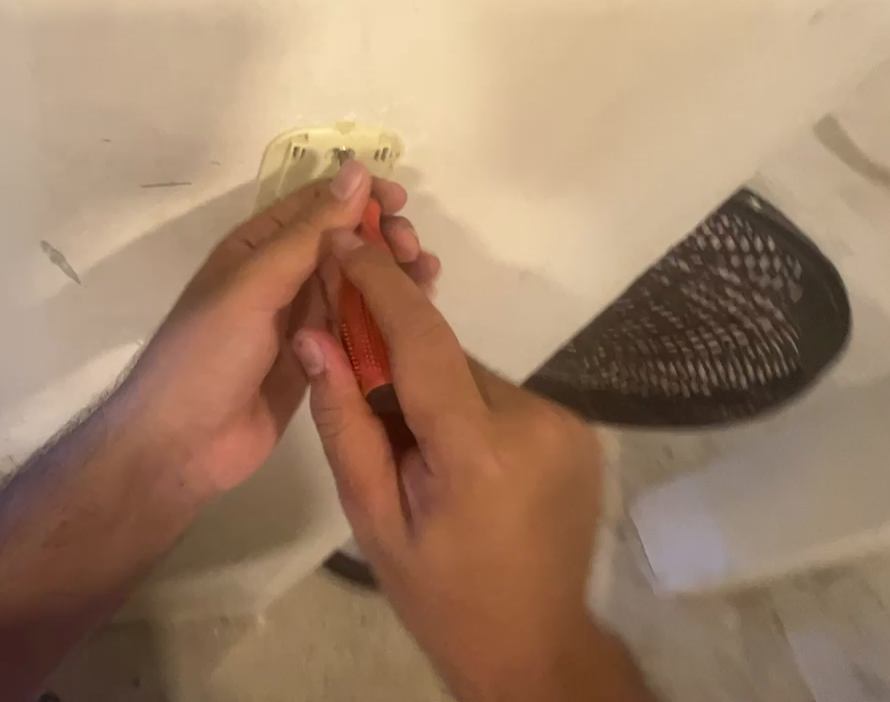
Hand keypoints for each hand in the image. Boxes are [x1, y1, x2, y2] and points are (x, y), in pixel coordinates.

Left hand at [111, 160, 432, 499]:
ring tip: (429, 273)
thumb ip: (307, 234)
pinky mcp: (316, 358)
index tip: (401, 199)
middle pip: (341, 244)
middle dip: (380, 238)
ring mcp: (299, 320)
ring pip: (354, 284)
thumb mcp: (255, 285)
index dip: (357, 196)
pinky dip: (385, 316)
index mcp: (257, 248)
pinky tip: (416, 312)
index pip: (314, 206)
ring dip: (389, 275)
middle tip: (414, 249)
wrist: (181, 443)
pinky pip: (356, 328)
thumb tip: (356, 172)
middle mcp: (280, 277)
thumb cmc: (208, 352)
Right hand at [295, 233, 652, 701]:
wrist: (536, 649)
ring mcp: (565, 424)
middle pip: (442, 353)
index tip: (344, 240)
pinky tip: (449, 449)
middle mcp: (534, 422)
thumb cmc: (439, 594)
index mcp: (477, 452)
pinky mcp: (576, 428)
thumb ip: (343, 420)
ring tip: (411, 439)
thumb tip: (313, 337)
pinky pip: (494, 391)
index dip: (379, 282)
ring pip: (467, 371)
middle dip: (393, 351)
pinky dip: (460, 400)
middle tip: (354, 367)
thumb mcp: (370, 516)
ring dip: (428, 382)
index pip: (421, 340)